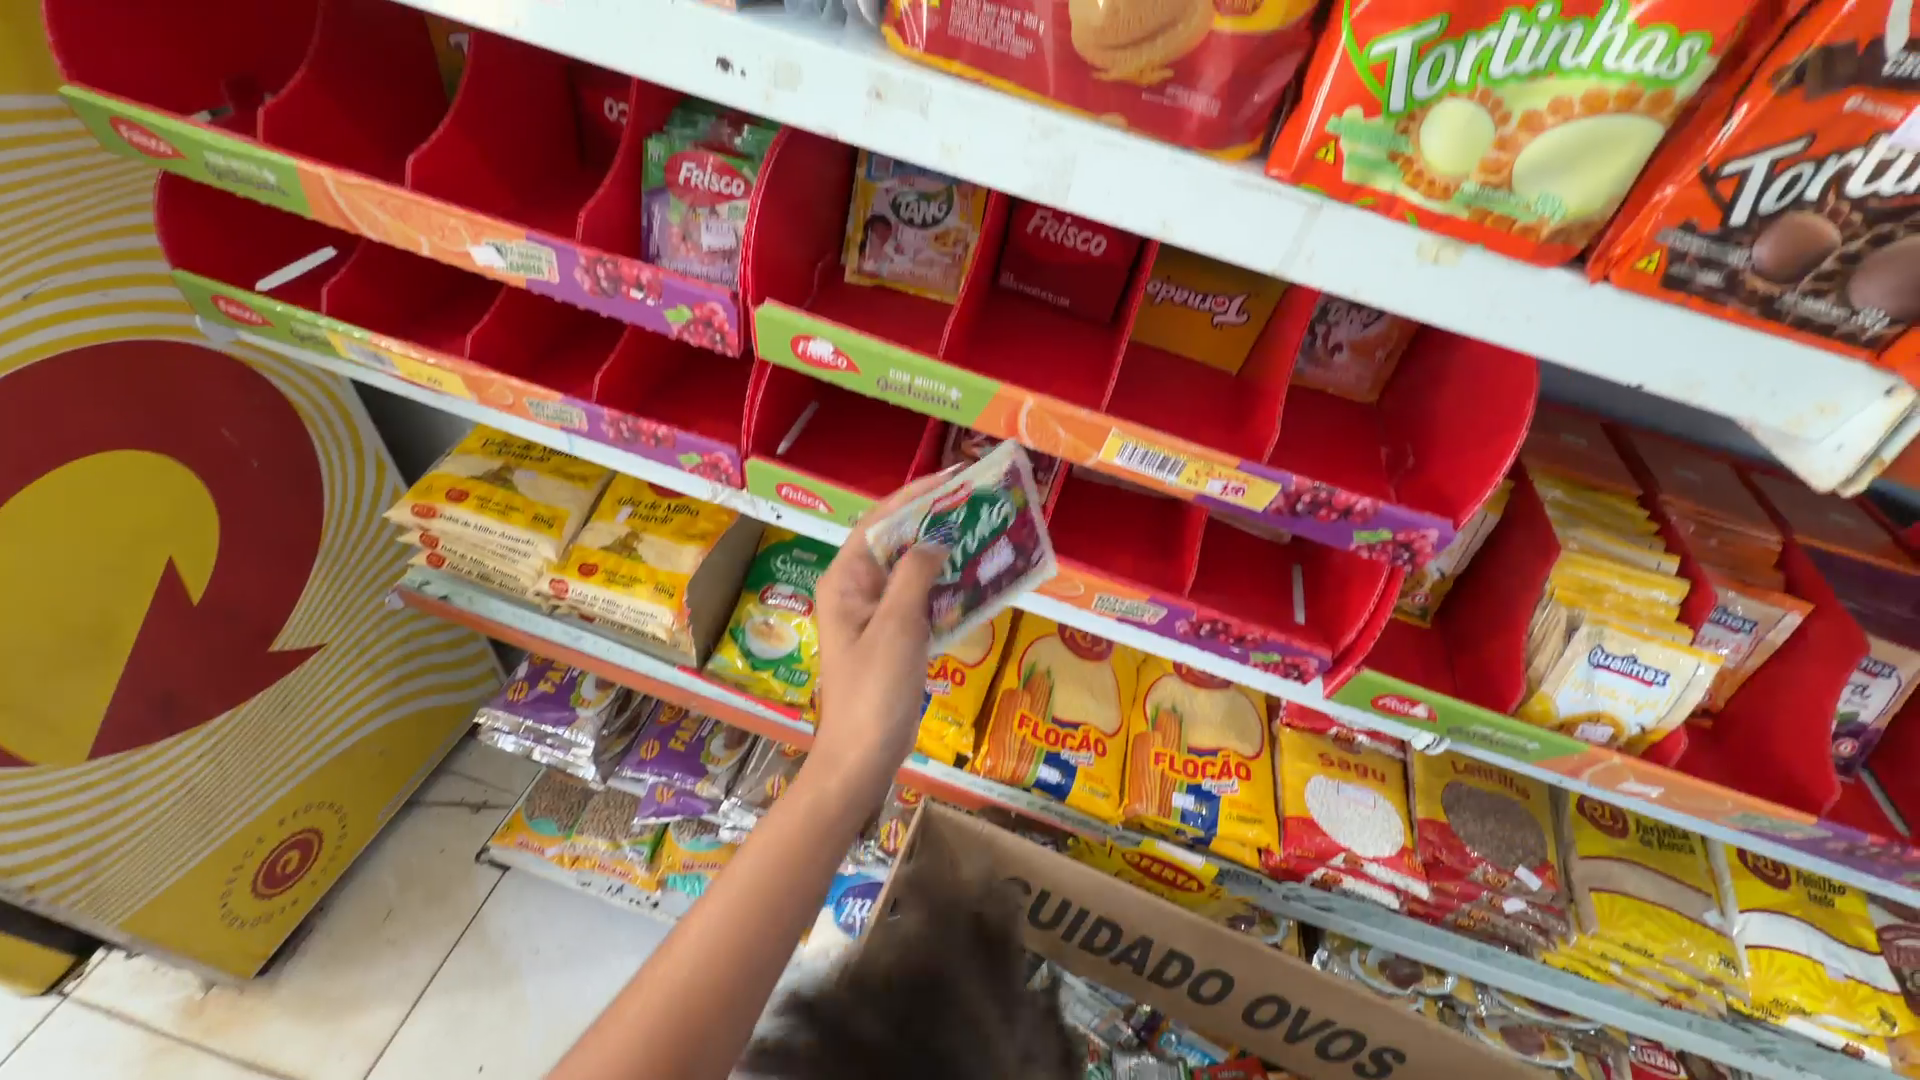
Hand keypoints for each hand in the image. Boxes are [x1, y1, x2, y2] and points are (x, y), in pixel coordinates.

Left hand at [810, 479, 950, 802]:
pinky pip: (919, 601)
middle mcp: (857, 590)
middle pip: (896, 543)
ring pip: (911, 572)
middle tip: (977, 506)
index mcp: (846, 580)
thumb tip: (934, 539)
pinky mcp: (893, 637)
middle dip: (934, 523)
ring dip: (943, 555)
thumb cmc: (874, 688)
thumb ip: (914, 576)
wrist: (864, 754)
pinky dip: (945, 589)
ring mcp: (874, 615)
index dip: (914, 496)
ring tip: (983, 536)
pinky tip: (976, 582)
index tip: (952, 480)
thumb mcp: (896, 626)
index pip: (879, 522)